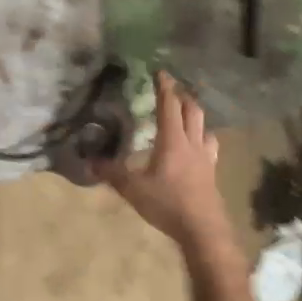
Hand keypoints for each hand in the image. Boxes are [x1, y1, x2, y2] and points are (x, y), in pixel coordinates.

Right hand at [99, 73, 230, 249]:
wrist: (203, 229)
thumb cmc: (167, 204)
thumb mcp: (133, 189)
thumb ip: (112, 173)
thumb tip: (89, 162)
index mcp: (172, 141)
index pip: (169, 106)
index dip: (164, 87)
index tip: (160, 72)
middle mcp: (192, 143)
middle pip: (192, 110)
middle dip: (182, 96)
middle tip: (172, 88)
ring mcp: (206, 157)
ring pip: (204, 126)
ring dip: (195, 114)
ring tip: (187, 112)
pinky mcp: (212, 172)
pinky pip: (209, 146)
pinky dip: (203, 137)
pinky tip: (199, 145)